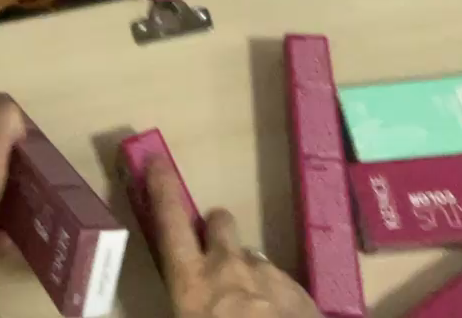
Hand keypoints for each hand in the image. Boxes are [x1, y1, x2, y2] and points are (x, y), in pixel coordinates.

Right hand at [147, 162, 322, 317]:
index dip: (161, 187)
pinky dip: (278, 302)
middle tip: (213, 255)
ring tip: (252, 313)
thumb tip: (185, 305)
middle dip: (215, 229)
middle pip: (219, 222)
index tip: (156, 159)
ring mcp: (270, 278)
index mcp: (192, 282)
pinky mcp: (304, 296)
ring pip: (254, 259)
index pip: (170, 220)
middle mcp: (229, 268)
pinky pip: (284, 288)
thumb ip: (183, 309)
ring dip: (248, 275)